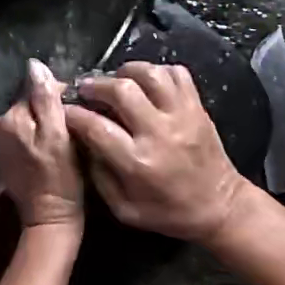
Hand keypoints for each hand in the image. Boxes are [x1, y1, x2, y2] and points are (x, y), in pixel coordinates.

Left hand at [0, 60, 83, 230]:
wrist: (49, 216)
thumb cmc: (61, 176)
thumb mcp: (58, 134)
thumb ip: (44, 99)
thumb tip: (34, 65)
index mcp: (10, 117)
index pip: (38, 89)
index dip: (62, 97)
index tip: (79, 114)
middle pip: (31, 105)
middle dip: (52, 111)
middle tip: (74, 129)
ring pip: (29, 120)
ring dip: (45, 125)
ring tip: (65, 140)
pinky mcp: (4, 158)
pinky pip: (24, 136)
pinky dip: (37, 139)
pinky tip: (52, 152)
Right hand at [62, 62, 248, 242]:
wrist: (221, 208)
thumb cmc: (167, 212)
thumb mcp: (124, 209)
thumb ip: (98, 175)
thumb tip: (81, 141)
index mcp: (138, 162)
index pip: (96, 126)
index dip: (73, 114)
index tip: (64, 110)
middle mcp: (159, 133)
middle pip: (121, 90)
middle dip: (96, 85)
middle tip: (85, 89)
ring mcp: (182, 116)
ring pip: (150, 74)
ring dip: (126, 72)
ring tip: (116, 81)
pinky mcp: (197, 107)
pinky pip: (177, 73)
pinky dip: (157, 71)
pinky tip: (146, 84)